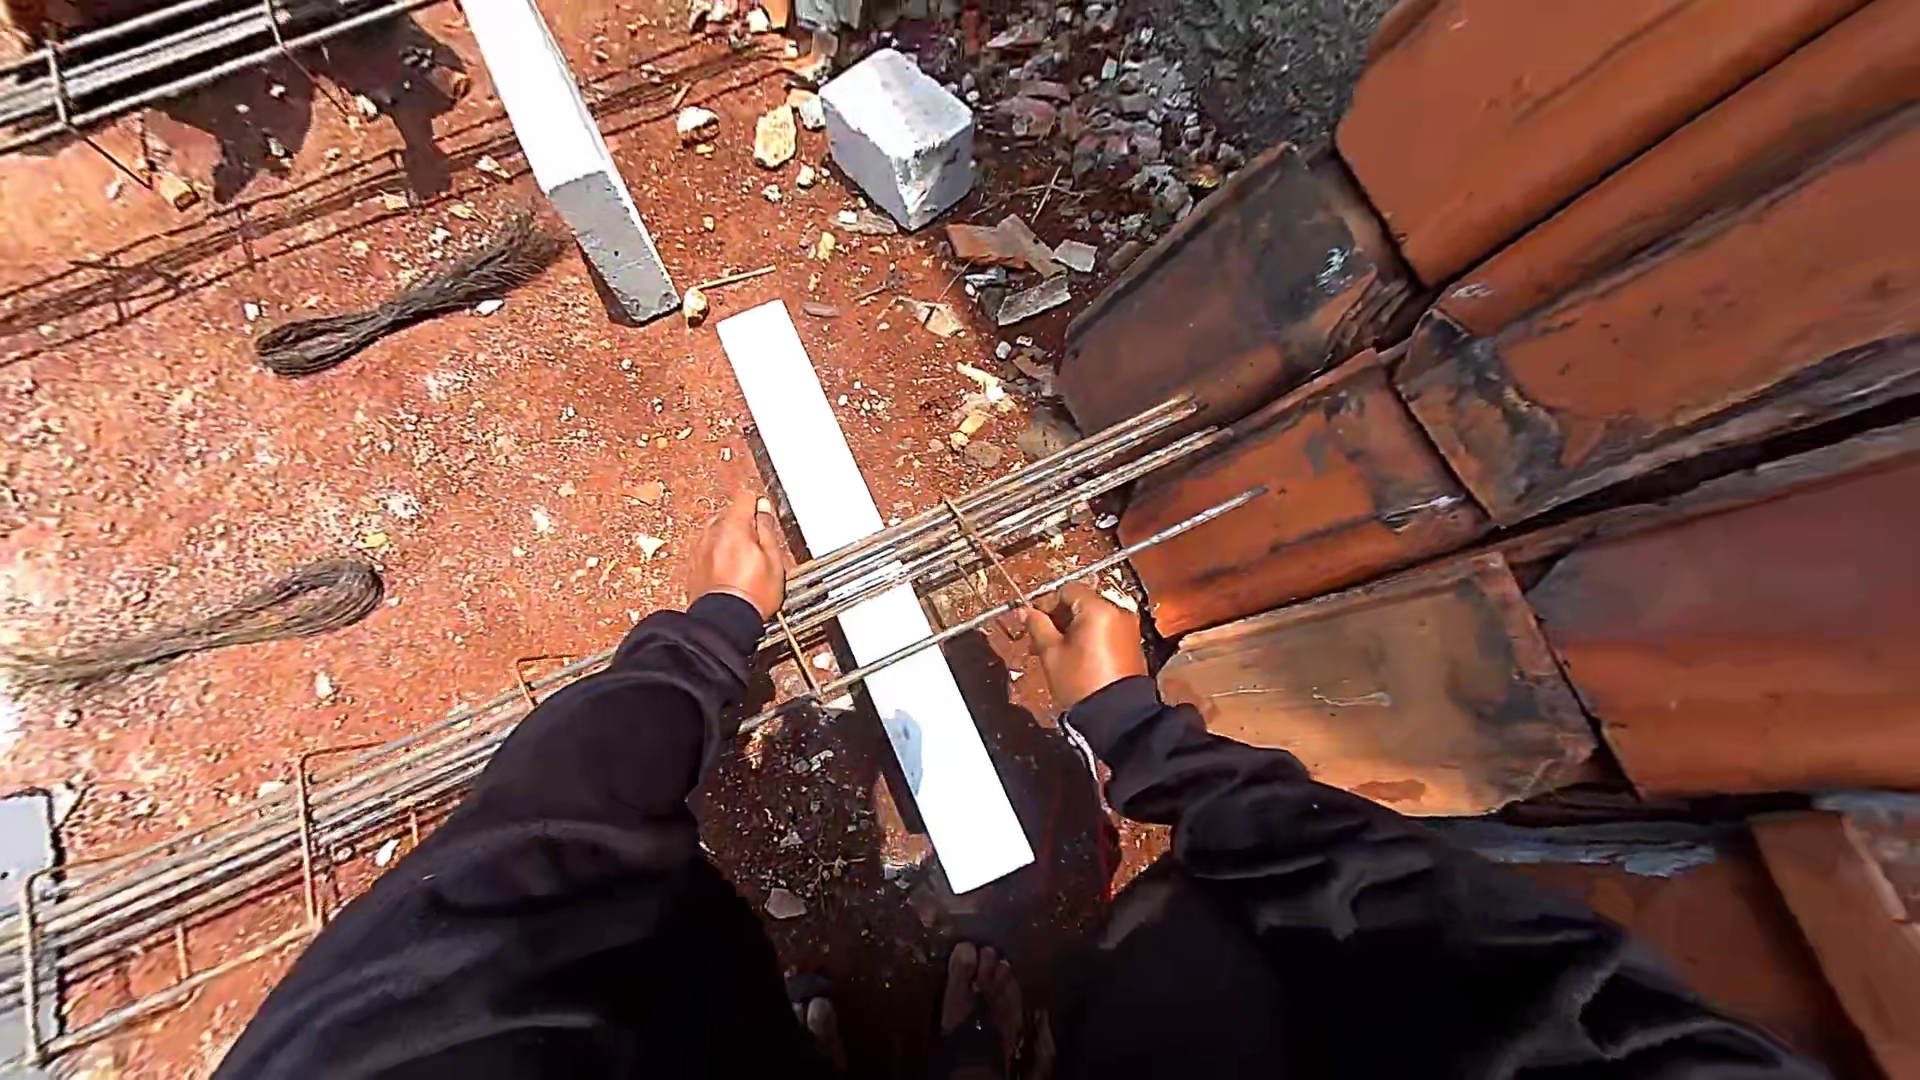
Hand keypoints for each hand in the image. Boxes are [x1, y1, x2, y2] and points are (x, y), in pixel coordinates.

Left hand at [687, 489, 786, 618]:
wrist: (724, 622)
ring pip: (717, 532)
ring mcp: (699, 548)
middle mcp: (712, 533)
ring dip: (729, 539)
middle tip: (758, 545)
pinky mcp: (693, 565)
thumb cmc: (753, 593)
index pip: (744, 498)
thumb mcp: (773, 559)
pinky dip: (718, 553)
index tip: (764, 517)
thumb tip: (762, 508)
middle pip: (729, 514)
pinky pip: (708, 549)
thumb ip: (766, 529)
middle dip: (743, 524)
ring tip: (744, 561)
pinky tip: (730, 570)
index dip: (757, 504)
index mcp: (734, 527)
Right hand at [1022, 583, 1147, 708]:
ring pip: (1093, 618)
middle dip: (1060, 619)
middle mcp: (1117, 612)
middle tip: (1044, 641)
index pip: (1067, 591)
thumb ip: (1037, 625)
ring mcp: (1128, 628)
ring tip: (1060, 653)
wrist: (1117, 716)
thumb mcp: (1051, 653)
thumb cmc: (1081, 682)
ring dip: (1074, 629)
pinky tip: (1078, 658)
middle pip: (1081, 603)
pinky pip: (1105, 630)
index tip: (1037, 625)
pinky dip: (1090, 638)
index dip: (1048, 605)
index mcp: (1098, 609)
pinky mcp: (1132, 643)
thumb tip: (1025, 610)